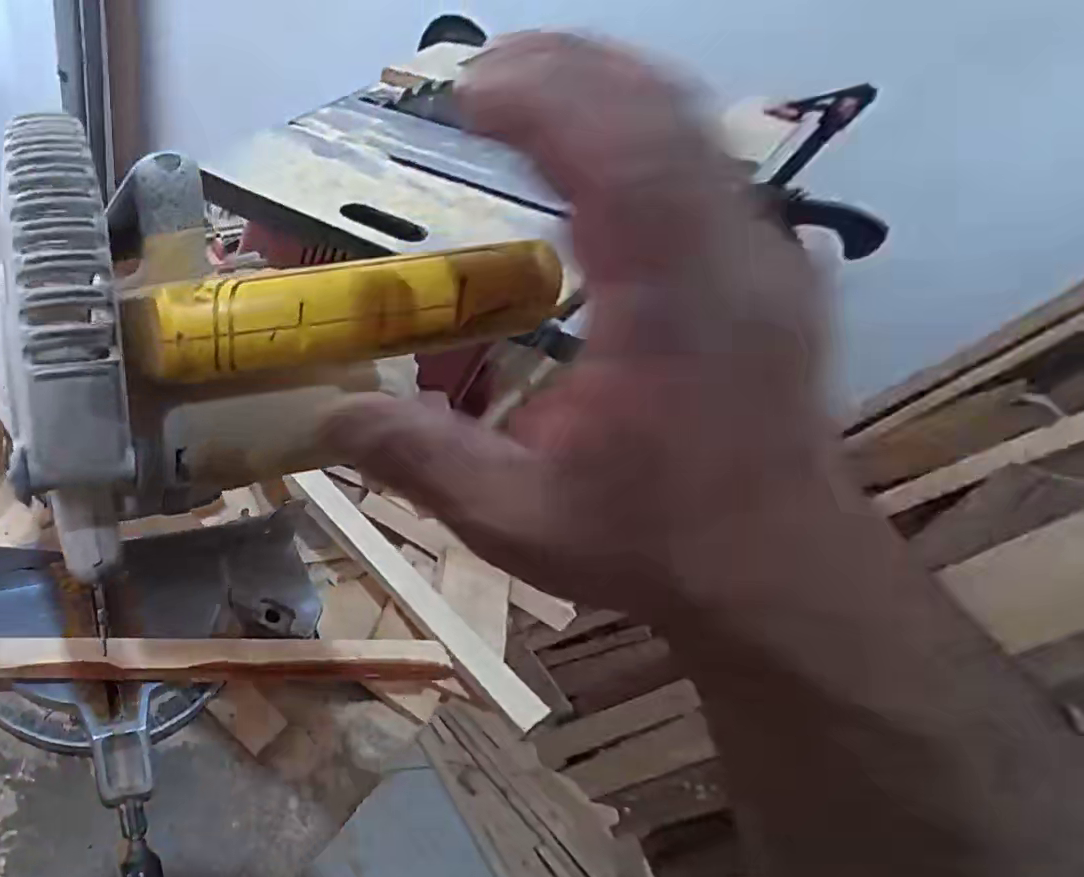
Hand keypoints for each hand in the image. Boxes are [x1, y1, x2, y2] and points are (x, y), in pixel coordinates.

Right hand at [323, 34, 840, 613]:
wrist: (769, 574)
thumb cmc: (644, 545)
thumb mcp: (508, 513)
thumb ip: (417, 458)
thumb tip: (329, 415)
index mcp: (674, 310)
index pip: (625, 160)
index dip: (545, 103)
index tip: (468, 86)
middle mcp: (731, 262)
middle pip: (662, 119)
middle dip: (566, 79)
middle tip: (473, 83)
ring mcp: (754, 263)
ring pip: (684, 140)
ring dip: (595, 109)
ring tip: (510, 114)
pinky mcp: (750, 280)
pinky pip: (688, 183)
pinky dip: (621, 157)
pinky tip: (566, 192)